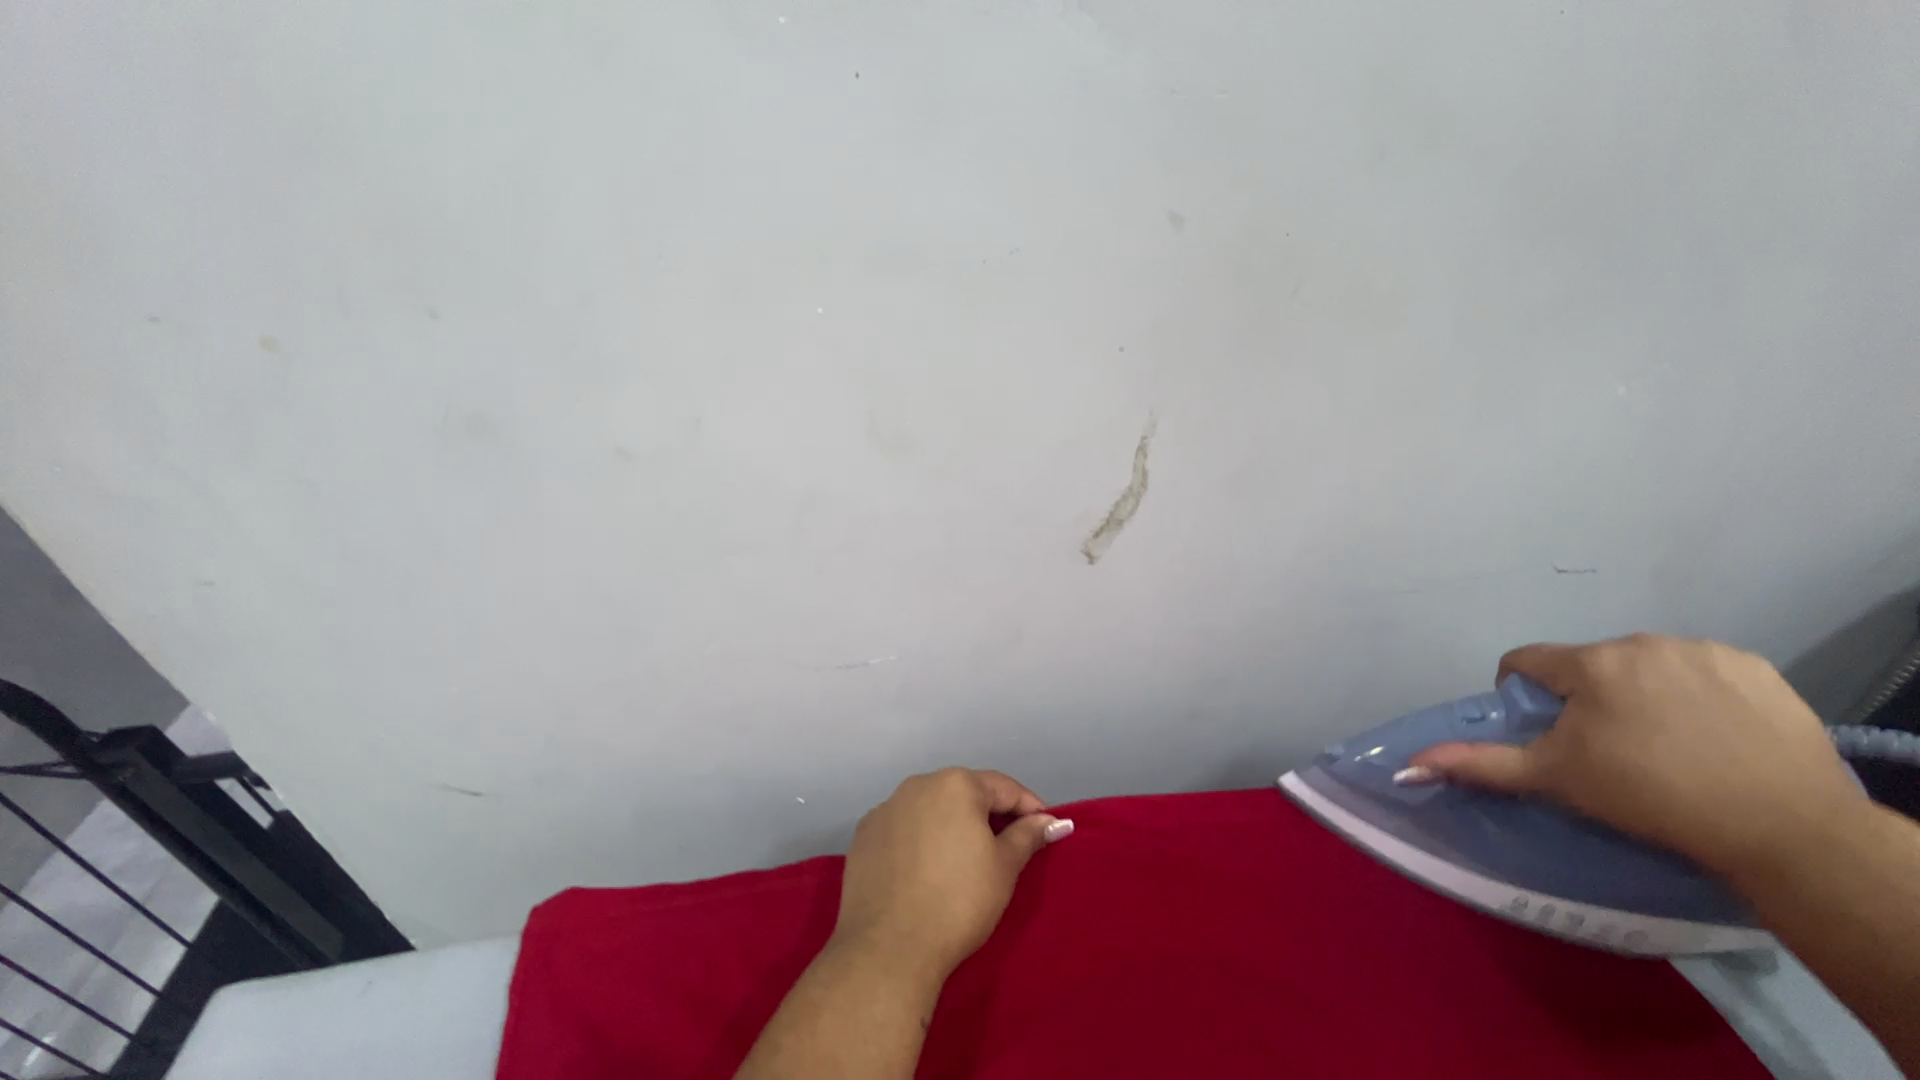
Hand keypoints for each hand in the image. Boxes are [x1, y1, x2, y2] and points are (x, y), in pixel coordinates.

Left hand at [831, 768, 1071, 980]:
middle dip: (988, 815)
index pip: (1004, 788)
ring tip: (965, 860)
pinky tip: (926, 870)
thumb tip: (1052, 821)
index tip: (1045, 829)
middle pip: (964, 793)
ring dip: (951, 826)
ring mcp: (885, 809)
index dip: (1029, 807)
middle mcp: (917, 785)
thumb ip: (1027, 835)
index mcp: (956, 784)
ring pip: (930, 810)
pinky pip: (903, 829)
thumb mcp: (1004, 868)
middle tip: (1007, 847)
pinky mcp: (863, 836)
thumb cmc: (958, 902)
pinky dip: (920, 840)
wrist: (888, 947)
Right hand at [1410, 634, 1870, 878]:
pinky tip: (1715, 734)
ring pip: (1646, 666)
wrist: (1781, 825)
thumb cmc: (1649, 796)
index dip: (1523, 694)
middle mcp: (1640, 642)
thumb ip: (1482, 764)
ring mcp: (1702, 650)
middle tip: (1608, 749)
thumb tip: (1410, 760)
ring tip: (1667, 743)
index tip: (1546, 731)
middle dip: (1587, 698)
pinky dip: (1698, 695)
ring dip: (1641, 693)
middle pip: (1589, 665)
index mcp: (1588, 664)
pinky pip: (1704, 671)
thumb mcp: (1556, 779)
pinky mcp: (1755, 667)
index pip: (1527, 661)